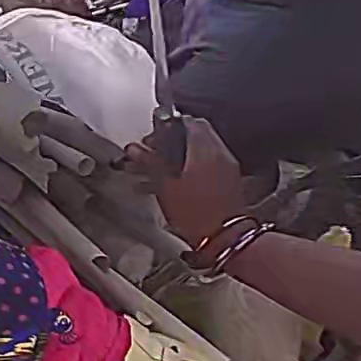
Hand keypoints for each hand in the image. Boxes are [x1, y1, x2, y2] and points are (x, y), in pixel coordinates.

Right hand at [122, 116, 245, 244]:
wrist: (223, 237)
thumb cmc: (195, 211)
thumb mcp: (164, 184)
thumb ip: (149, 162)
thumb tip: (135, 149)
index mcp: (205, 150)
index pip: (189, 123)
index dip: (167, 126)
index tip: (151, 138)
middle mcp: (219, 155)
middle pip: (193, 136)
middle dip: (169, 141)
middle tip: (149, 152)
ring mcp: (225, 168)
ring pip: (196, 152)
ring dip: (174, 155)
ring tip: (152, 169)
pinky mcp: (225, 182)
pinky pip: (202, 166)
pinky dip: (184, 168)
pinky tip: (166, 182)